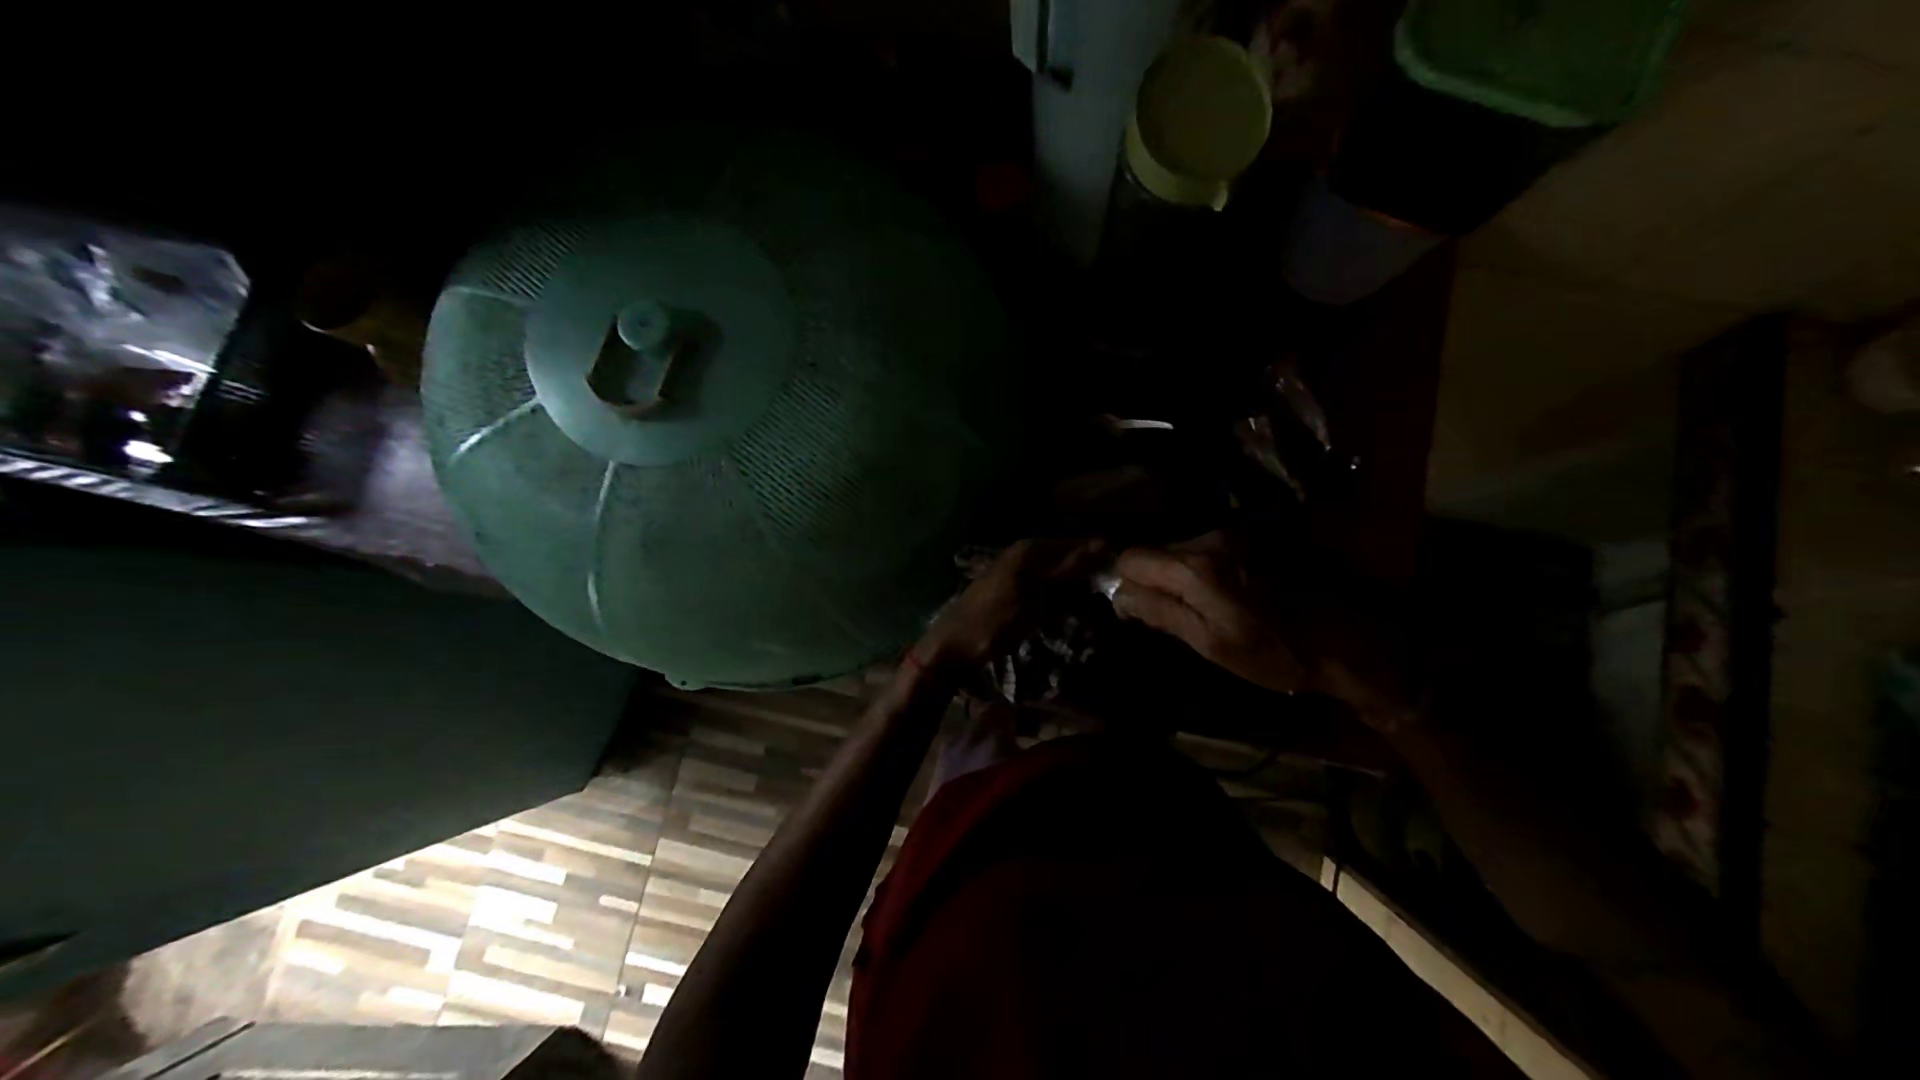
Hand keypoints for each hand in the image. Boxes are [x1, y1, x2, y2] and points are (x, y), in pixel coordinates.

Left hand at [912, 537, 1107, 671]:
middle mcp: (1021, 553)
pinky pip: (1042, 588)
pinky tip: (1064, 613)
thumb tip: (1103, 543)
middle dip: (1085, 575)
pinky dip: (1054, 599)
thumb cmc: (994, 621)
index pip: (1075, 543)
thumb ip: (1069, 571)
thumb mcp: (1037, 597)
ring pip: (1055, 575)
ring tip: (1090, 607)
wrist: (951, 648)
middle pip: (1064, 558)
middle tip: (1107, 597)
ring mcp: (1014, 572)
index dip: (1097, 557)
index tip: (1117, 577)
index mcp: (1028, 549)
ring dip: (1071, 590)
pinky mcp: (1010, 591)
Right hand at [1109, 533, 1310, 694]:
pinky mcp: (1258, 537)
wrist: (1351, 642)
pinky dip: (1207, 569)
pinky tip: (1230, 595)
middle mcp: (1212, 538)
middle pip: (1157, 550)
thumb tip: (1119, 595)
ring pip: (1184, 549)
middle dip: (1154, 578)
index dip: (1124, 582)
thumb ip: (1161, 613)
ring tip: (1205, 608)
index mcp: (1196, 567)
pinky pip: (1211, 549)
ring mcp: (1238, 534)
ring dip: (1182, 575)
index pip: (1131, 558)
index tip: (1134, 607)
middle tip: (1170, 614)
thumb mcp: (1211, 645)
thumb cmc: (1275, 653)